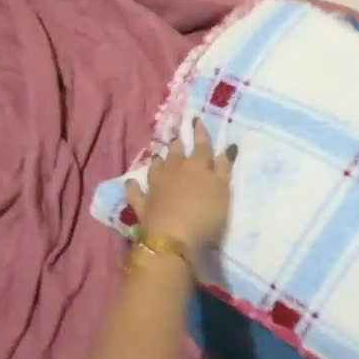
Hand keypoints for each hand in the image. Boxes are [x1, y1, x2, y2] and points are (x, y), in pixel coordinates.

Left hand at [126, 119, 234, 252]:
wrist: (173, 238)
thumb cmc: (205, 215)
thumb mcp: (223, 191)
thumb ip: (223, 168)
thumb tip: (226, 147)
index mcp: (198, 166)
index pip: (201, 145)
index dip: (200, 133)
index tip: (197, 120)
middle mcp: (175, 171)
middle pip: (176, 153)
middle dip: (178, 143)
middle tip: (177, 137)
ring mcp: (156, 187)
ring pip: (156, 167)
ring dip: (159, 160)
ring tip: (159, 156)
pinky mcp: (143, 204)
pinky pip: (135, 192)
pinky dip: (133, 186)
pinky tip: (131, 182)